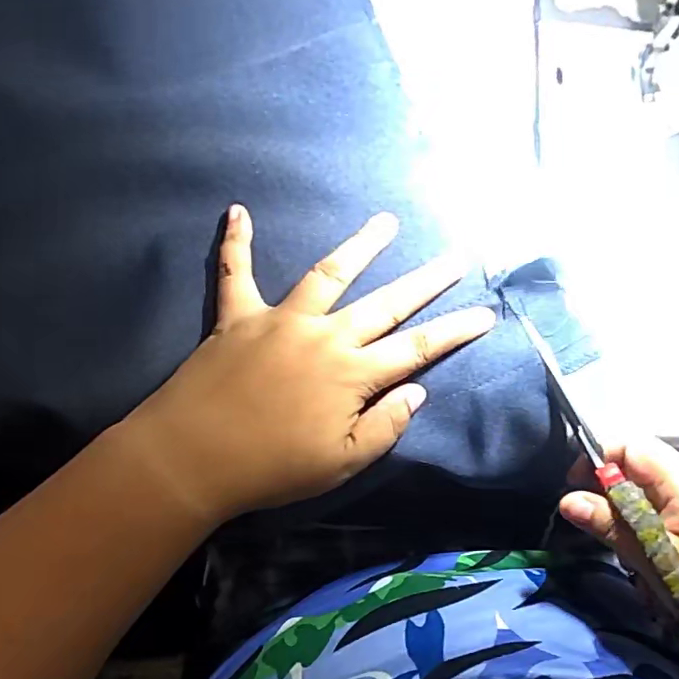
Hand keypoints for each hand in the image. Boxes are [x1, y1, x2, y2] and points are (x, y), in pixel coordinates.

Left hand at [117, 206, 495, 521]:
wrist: (192, 459)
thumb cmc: (274, 468)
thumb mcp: (343, 462)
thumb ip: (386, 425)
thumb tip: (417, 391)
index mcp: (353, 374)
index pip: (417, 348)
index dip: (455, 331)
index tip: (486, 314)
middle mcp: (324, 336)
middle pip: (386, 303)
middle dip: (426, 281)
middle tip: (456, 258)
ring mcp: (280, 321)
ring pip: (327, 274)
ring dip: (359, 246)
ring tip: (385, 222)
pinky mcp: (237, 318)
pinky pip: (235, 273)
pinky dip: (237, 242)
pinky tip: (238, 211)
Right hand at [557, 439, 678, 657]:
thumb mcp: (662, 563)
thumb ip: (615, 528)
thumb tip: (567, 499)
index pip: (634, 446)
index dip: (600, 461)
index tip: (577, 494)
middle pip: (642, 472)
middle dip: (614, 500)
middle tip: (605, 539)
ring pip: (654, 499)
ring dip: (633, 525)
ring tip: (636, 564)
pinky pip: (673, 518)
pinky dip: (654, 537)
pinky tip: (658, 571)